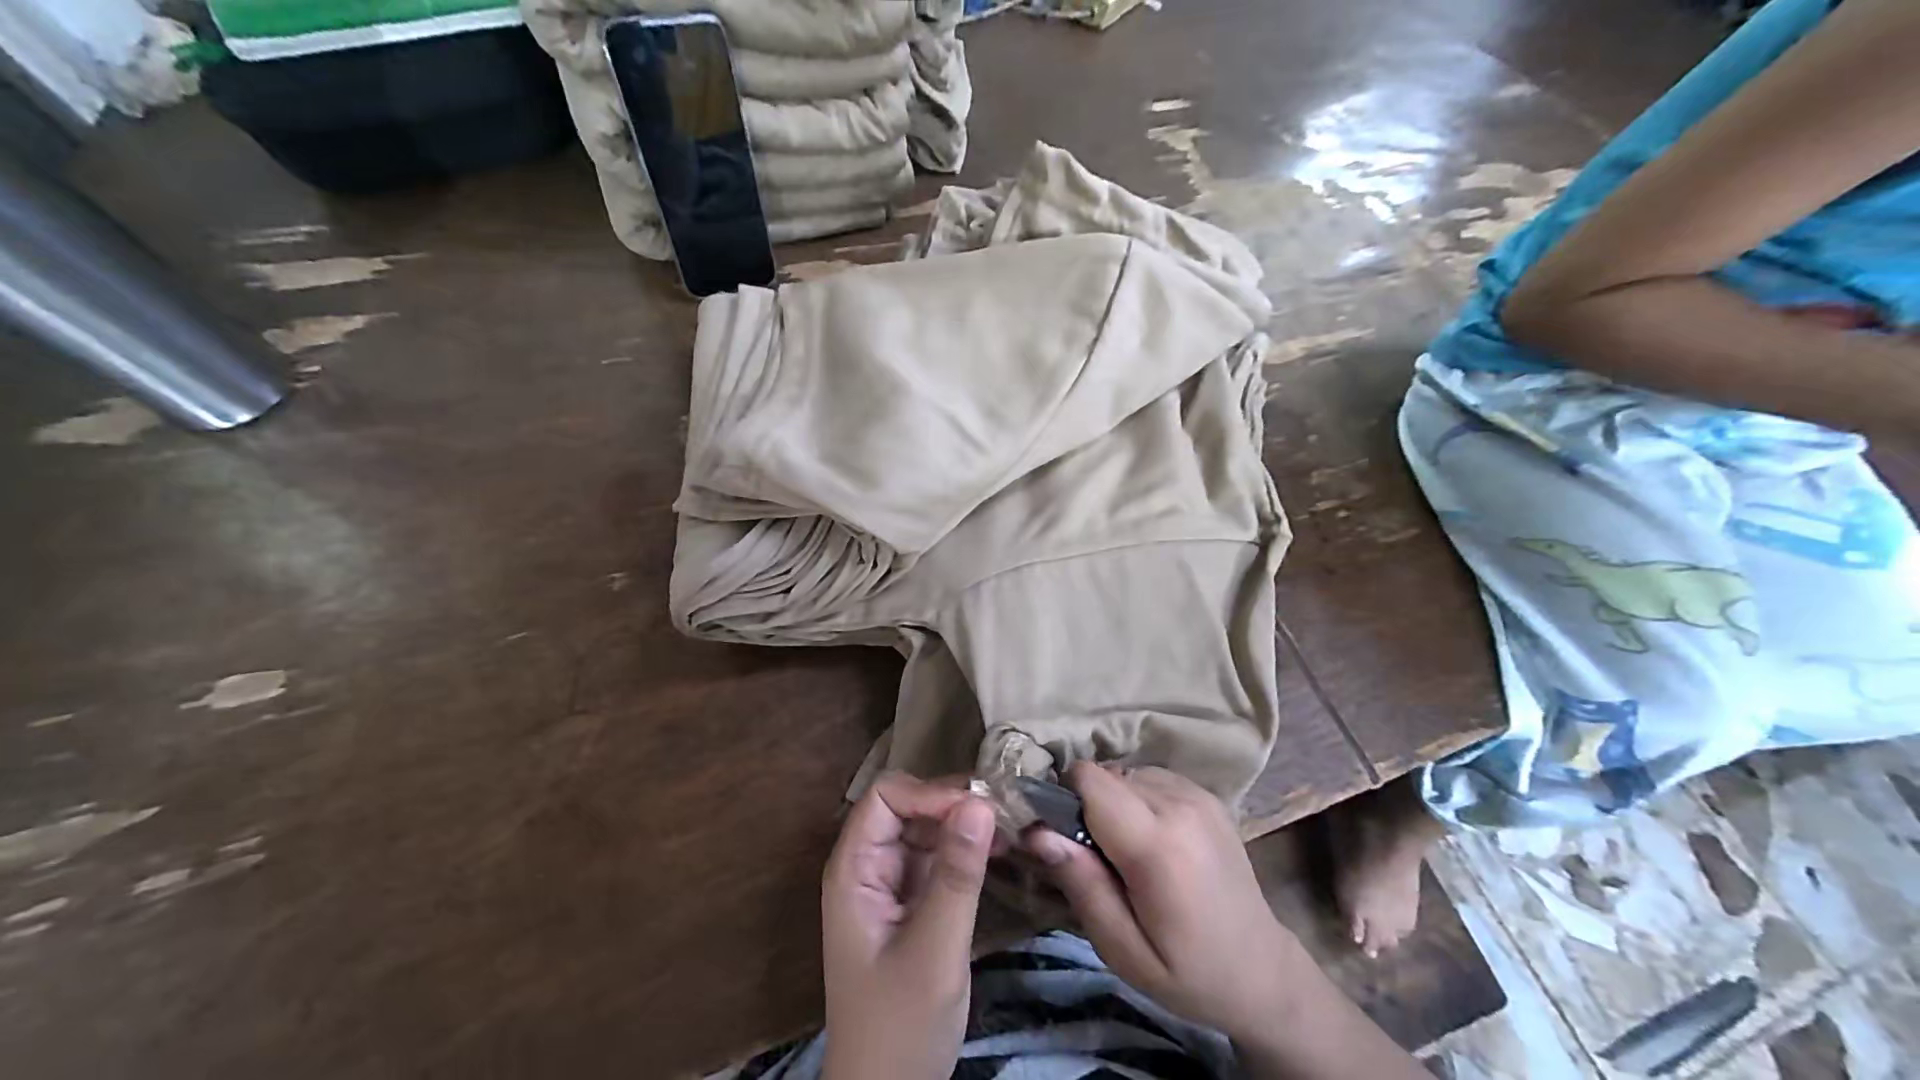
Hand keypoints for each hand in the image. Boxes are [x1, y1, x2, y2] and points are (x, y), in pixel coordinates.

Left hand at [821, 774, 994, 1079]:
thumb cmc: (901, 1026)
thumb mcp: (935, 951)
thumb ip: (957, 876)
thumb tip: (981, 802)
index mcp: (853, 869)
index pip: (885, 798)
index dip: (930, 793)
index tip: (979, 808)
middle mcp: (867, 865)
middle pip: (907, 806)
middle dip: (953, 804)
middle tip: (1006, 813)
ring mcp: (889, 883)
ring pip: (926, 829)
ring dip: (965, 824)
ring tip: (1011, 829)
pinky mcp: (911, 901)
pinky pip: (937, 857)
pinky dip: (967, 850)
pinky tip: (999, 851)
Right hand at [1023, 763, 1303, 1040]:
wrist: (1261, 970)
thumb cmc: (1186, 972)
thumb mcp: (1122, 949)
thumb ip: (1080, 883)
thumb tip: (1036, 831)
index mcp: (1158, 845)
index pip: (1088, 779)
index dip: (1065, 801)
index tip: (1065, 841)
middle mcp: (1180, 804)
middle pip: (1104, 775)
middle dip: (1087, 806)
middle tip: (1097, 858)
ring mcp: (1197, 794)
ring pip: (1123, 773)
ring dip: (1112, 803)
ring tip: (1127, 853)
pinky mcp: (1206, 793)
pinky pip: (1148, 777)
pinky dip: (1137, 800)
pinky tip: (1152, 840)